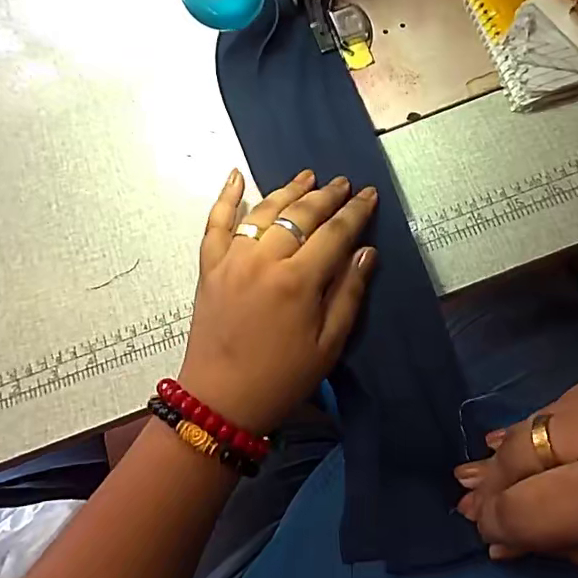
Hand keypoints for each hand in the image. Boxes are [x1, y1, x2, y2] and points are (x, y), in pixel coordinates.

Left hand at [177, 168, 377, 434]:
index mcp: (298, 281)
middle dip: (326, 195)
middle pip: (299, 214)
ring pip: (263, 211)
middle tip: (343, 182)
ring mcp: (232, 260)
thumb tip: (367, 251)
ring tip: (307, 176)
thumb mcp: (329, 344)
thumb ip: (349, 293)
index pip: (335, 233)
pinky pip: (215, 223)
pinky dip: (225, 197)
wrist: (220, 401)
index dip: (356, 211)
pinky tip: (236, 176)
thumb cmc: (283, 378)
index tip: (369, 194)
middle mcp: (264, 260)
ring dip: (287, 190)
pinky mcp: (209, 267)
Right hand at [455, 365, 577, 577]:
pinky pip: (564, 405)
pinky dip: (543, 430)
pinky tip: (524, 444)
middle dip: (493, 485)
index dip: (496, 524)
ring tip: (484, 477)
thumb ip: (564, 547)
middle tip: (468, 505)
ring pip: (536, 422)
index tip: (481, 536)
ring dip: (513, 455)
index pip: (524, 506)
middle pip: (519, 454)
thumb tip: (500, 534)